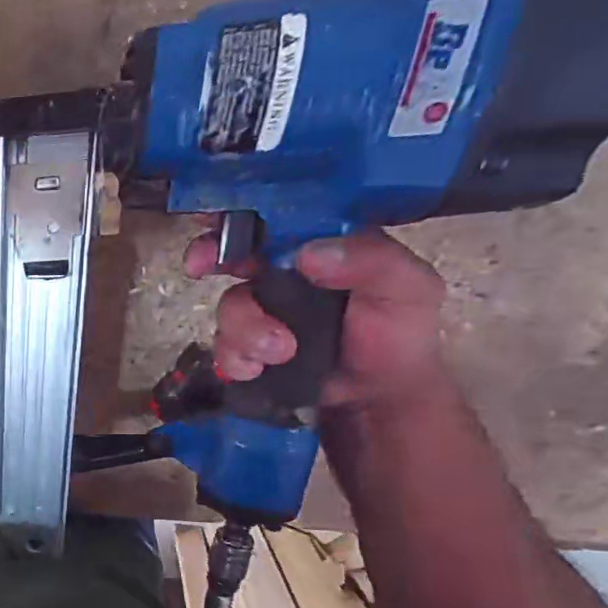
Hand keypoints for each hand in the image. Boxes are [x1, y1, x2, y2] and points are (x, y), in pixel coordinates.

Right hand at [186, 230, 447, 408]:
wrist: (379, 398)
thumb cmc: (398, 335)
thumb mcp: (407, 288)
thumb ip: (371, 263)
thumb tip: (307, 254)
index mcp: (319, 244)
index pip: (277, 215)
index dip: (242, 210)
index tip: (215, 214)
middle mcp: (282, 272)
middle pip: (232, 251)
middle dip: (209, 254)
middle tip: (199, 265)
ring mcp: (260, 311)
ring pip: (229, 305)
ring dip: (245, 328)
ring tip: (278, 352)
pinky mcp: (247, 349)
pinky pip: (223, 347)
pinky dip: (234, 359)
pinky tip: (254, 371)